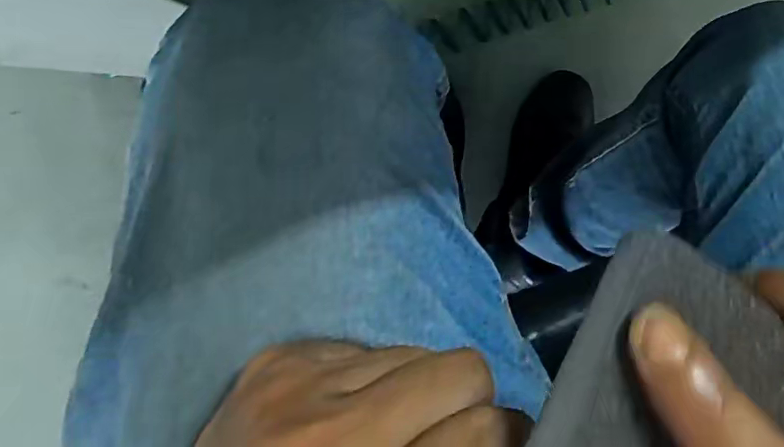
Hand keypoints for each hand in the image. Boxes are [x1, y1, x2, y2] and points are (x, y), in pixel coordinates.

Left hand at [196, 340, 531, 446]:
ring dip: (411, 388)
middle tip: (441, 435)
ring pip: (418, 348)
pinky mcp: (275, 360)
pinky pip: (364, 346)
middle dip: (466, 402)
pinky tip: (334, 420)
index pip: (484, 430)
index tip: (504, 444)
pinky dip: (363, 381)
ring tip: (376, 432)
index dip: (504, 437)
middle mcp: (330, 433)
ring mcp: (298, 385)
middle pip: (464, 368)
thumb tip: (508, 431)